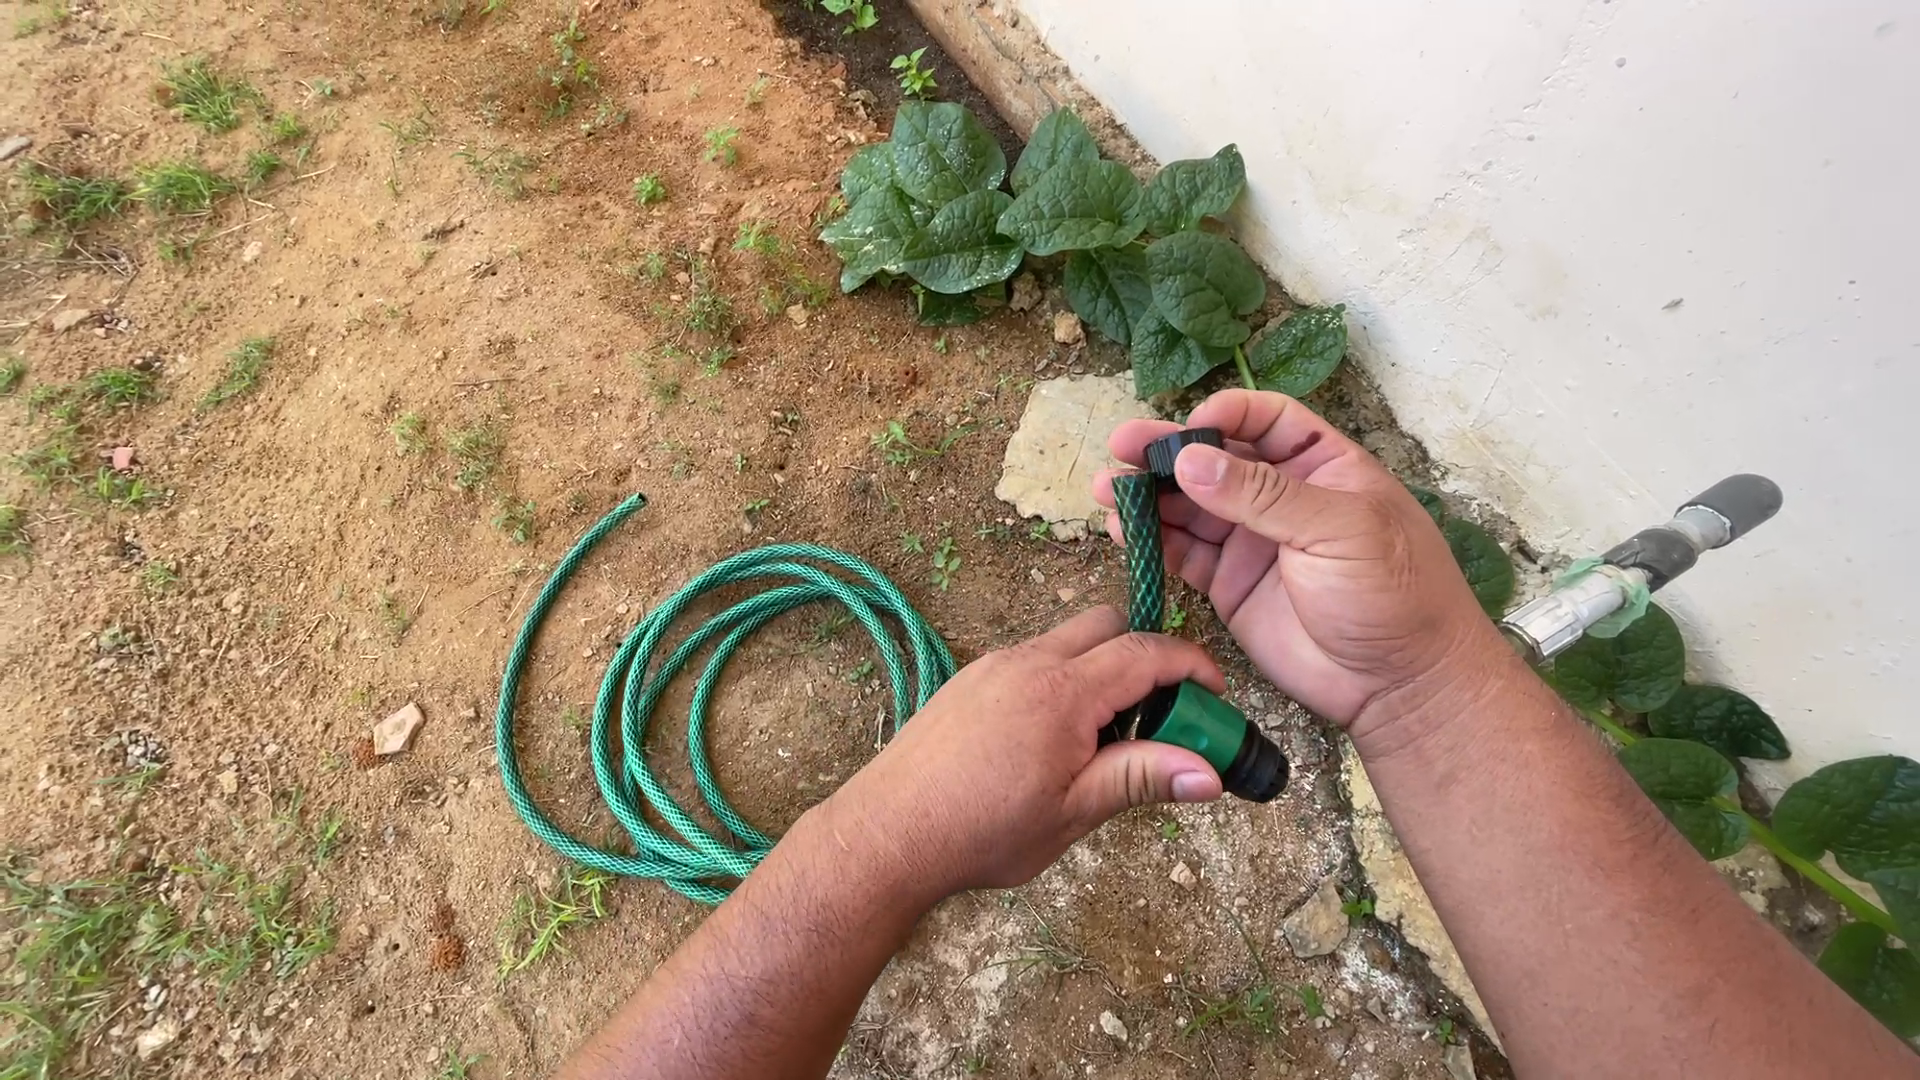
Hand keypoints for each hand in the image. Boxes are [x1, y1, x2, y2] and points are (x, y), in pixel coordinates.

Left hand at [816, 607, 1224, 901]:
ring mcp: (994, 665)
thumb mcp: (1073, 812)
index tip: (1216, 693)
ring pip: (1066, 640)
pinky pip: (1032, 658)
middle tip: (1158, 713)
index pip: (1145, 652)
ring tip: (1102, 734)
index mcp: (1062, 690)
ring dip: (1100, 668)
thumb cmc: (983, 829)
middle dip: (1144, 654)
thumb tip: (1212, 773)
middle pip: (1106, 624)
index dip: (1191, 665)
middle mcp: (1028, 661)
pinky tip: (1050, 735)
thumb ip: (1140, 778)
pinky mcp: (971, 678)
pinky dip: (1061, 678)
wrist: (889, 830)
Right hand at [1093, 389, 1510, 742]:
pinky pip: (1180, 551)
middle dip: (1166, 451)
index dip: (1225, 416)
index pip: (1267, 421)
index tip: (1189, 427)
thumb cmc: (1392, 594)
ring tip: (1105, 489)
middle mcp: (1278, 496)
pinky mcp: (1225, 581)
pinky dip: (1149, 539)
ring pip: (1187, 505)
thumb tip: (1190, 462)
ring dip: (1147, 495)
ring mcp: (1248, 540)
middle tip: (1121, 445)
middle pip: (1213, 459)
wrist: (1396, 684)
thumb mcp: (1339, 529)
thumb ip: (1262, 495)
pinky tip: (1120, 528)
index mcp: (1321, 466)